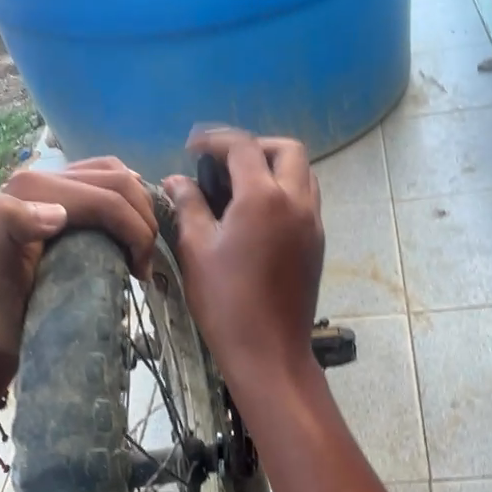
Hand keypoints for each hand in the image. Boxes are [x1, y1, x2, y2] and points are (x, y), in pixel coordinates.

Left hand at [0, 156, 157, 361]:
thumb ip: (7, 228)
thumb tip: (57, 213)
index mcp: (28, 192)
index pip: (104, 199)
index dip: (134, 231)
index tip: (137, 274)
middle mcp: (42, 177)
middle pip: (118, 183)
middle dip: (143, 223)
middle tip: (143, 267)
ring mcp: (57, 178)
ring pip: (120, 176)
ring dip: (141, 211)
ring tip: (139, 250)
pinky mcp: (68, 185)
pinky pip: (112, 177)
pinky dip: (131, 198)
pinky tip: (132, 225)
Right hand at [164, 128, 324, 386]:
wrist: (269, 351)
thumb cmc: (225, 301)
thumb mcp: (197, 249)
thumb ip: (188, 206)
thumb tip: (175, 180)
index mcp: (264, 198)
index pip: (243, 147)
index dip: (215, 140)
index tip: (193, 147)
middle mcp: (297, 201)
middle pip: (285, 149)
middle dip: (254, 146)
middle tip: (223, 162)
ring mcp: (312, 222)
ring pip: (303, 172)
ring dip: (274, 166)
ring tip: (240, 184)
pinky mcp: (317, 242)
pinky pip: (307, 198)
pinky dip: (285, 190)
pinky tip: (258, 212)